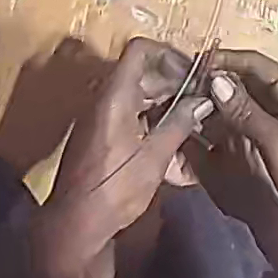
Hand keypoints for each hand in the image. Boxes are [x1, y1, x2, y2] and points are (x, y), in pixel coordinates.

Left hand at [28, 37, 211, 277]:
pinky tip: (174, 135)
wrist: (74, 228)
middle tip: (201, 98)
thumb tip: (203, 100)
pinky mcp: (103, 134)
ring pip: (139, 93)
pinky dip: (153, 117)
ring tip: (193, 117)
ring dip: (166, 101)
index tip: (192, 72)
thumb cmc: (114, 188)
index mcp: (115, 94)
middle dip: (174, 81)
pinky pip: (132, 112)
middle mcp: (106, 98)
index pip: (140, 50)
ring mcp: (102, 116)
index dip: (169, 54)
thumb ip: (179, 123)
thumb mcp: (153, 157)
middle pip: (143, 72)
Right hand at [207, 49, 277, 273]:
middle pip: (247, 79)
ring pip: (244, 102)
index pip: (254, 62)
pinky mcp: (275, 143)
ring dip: (219, 103)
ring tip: (187, 106)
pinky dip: (227, 123)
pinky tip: (204, 128)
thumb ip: (246, 112)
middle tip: (183, 87)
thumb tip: (215, 80)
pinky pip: (247, 123)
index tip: (191, 64)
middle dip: (218, 81)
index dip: (224, 59)